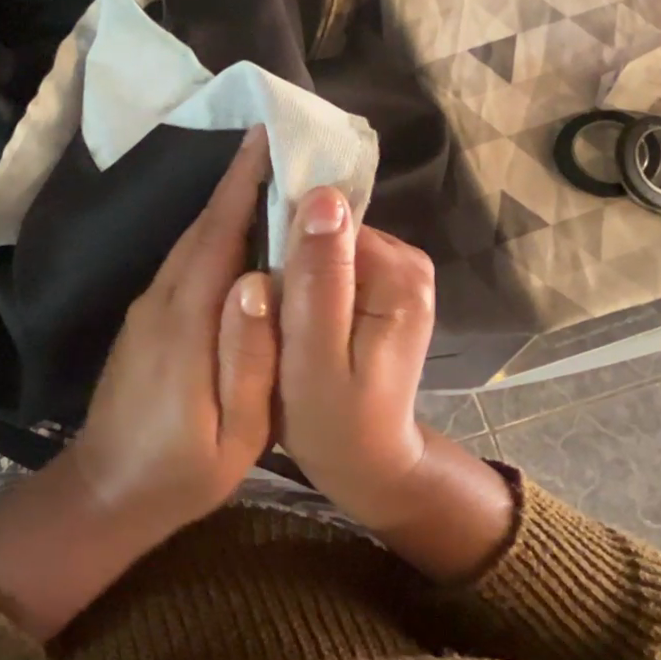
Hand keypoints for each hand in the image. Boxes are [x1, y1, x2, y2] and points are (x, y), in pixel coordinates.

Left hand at [67, 124, 277, 535]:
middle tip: (279, 147)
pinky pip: (180, 265)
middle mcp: (157, 304)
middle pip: (199, 231)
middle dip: (236, 184)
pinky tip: (235, 239)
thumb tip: (259, 279)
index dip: (240, 185)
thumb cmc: (181, 470)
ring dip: (223, 208)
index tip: (265, 138)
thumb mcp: (235, 431)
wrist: (108, 489)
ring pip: (187, 245)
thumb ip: (249, 356)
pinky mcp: (141, 322)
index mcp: (183, 325)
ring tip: (266, 180)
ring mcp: (143, 311)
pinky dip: (209, 239)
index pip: (215, 238)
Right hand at [275, 189, 436, 528]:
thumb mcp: (315, 354)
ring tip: (271, 318)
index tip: (253, 282)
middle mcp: (407, 263)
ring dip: (291, 275)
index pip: (326, 222)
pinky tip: (286, 319)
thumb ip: (320, 278)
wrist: (365, 462)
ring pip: (324, 250)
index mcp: (397, 274)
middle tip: (262, 312)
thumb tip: (324, 197)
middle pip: (326, 232)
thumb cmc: (333, 420)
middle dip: (288, 261)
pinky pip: (330, 268)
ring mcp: (396, 276)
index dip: (283, 242)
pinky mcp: (381, 290)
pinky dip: (303, 287)